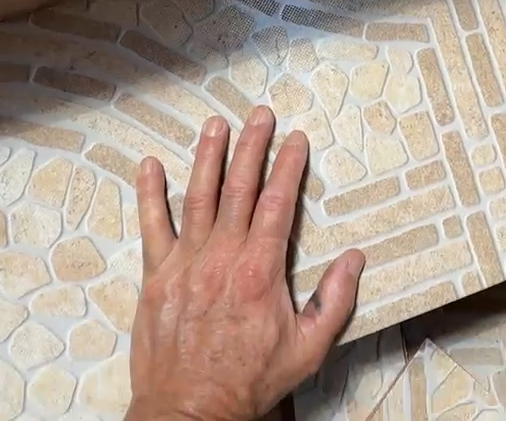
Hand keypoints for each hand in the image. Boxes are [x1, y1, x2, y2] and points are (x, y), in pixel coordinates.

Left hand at [128, 107, 366, 420]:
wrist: (189, 415)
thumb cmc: (249, 381)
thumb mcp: (307, 349)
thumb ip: (335, 301)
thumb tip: (355, 257)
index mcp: (259, 271)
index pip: (277, 202)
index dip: (288, 166)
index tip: (296, 138)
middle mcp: (222, 258)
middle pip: (239, 187)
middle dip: (252, 146)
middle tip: (260, 115)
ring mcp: (185, 264)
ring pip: (198, 197)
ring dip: (208, 156)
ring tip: (216, 124)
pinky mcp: (156, 277)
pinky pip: (152, 227)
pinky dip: (150, 194)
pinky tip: (150, 165)